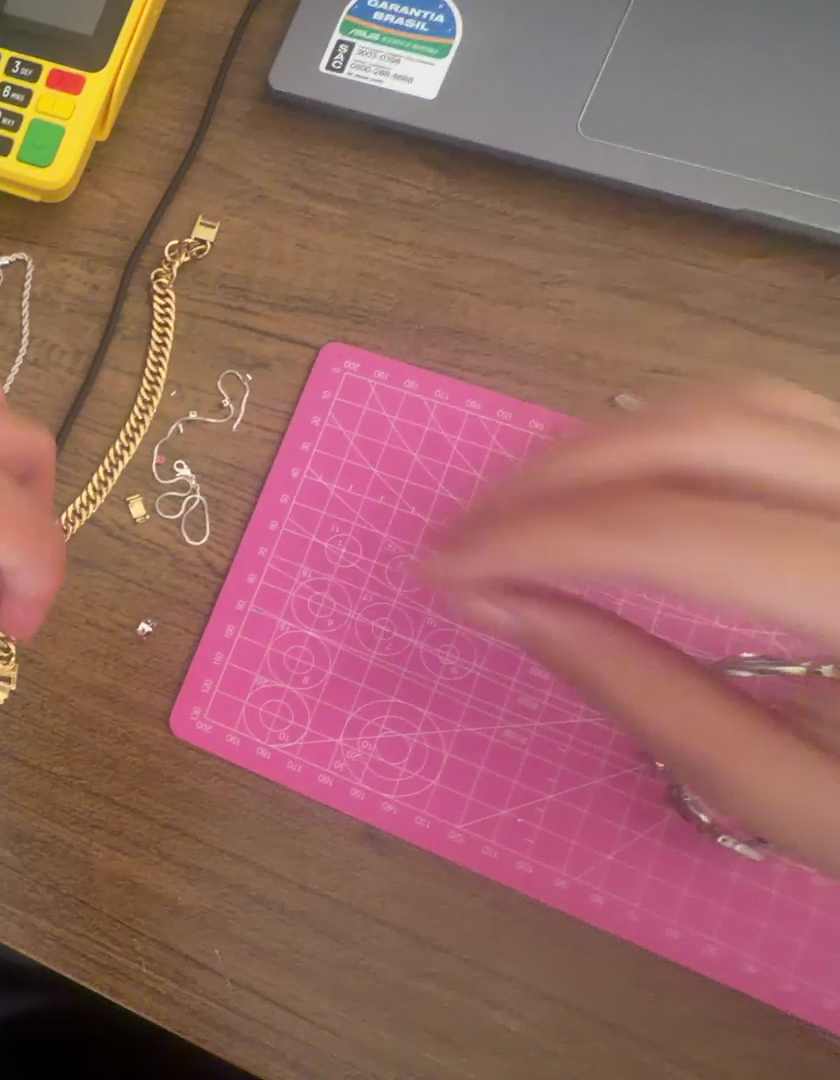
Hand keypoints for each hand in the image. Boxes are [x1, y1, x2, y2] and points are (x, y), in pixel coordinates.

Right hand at [423, 379, 839, 875]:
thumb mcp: (792, 795)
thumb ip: (638, 690)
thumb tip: (494, 601)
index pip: (670, 534)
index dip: (529, 542)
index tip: (436, 570)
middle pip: (695, 438)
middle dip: (544, 480)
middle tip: (458, 533)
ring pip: (726, 409)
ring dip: (587, 452)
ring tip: (508, 510)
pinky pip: (761, 416)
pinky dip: (648, 441)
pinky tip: (591, 489)